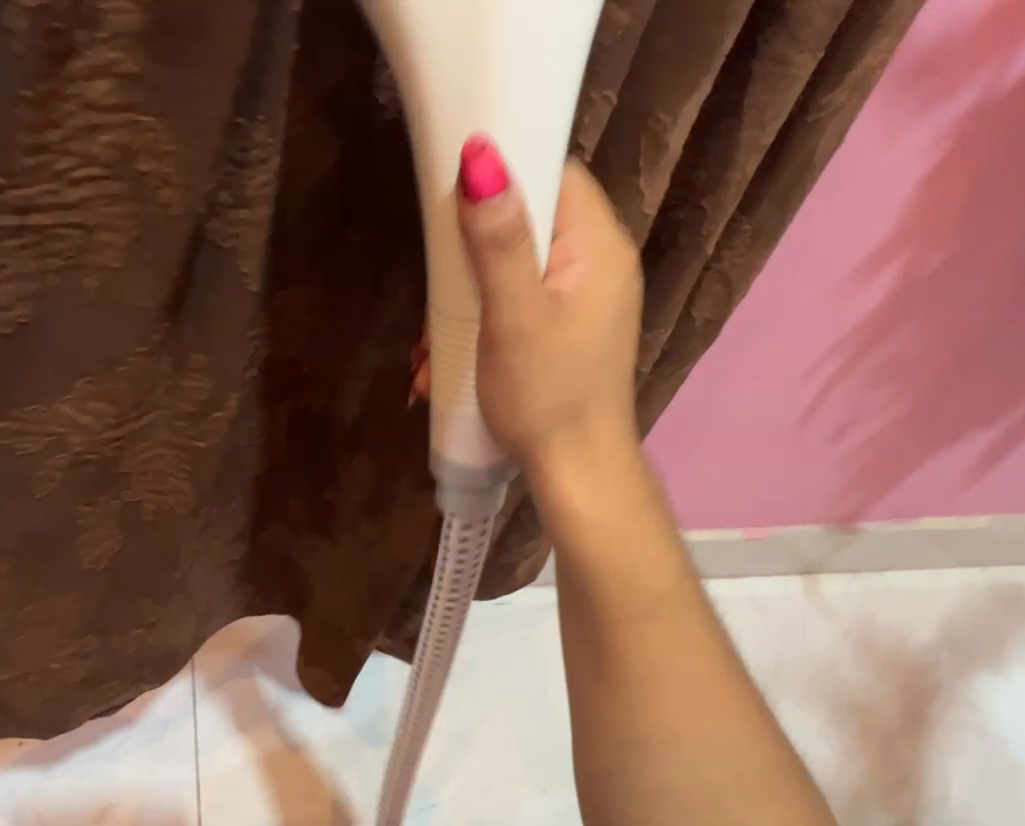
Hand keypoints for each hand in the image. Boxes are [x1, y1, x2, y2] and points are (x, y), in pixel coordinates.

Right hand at [457, 146, 642, 467]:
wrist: (574, 470)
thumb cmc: (545, 393)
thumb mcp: (513, 316)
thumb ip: (498, 241)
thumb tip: (480, 157)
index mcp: (597, 247)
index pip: (553, 174)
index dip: (504, 170)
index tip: (451, 190)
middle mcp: (596, 265)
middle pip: (526, 222)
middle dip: (467, 252)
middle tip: (433, 289)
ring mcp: (579, 301)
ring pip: (511, 269)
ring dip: (462, 299)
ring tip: (427, 343)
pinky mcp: (562, 332)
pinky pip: (513, 305)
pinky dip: (476, 324)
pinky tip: (443, 360)